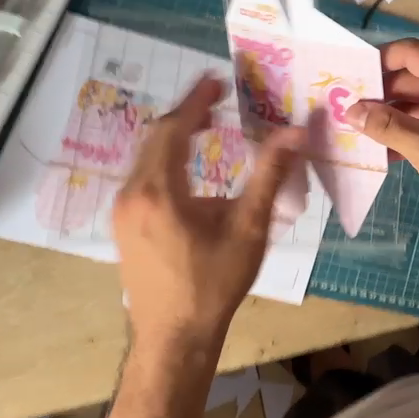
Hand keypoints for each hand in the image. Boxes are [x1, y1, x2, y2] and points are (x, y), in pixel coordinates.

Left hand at [113, 77, 302, 358]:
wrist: (174, 337)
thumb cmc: (213, 283)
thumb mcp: (248, 228)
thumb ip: (269, 176)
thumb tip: (295, 132)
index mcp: (158, 191)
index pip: (173, 129)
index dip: (197, 102)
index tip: (218, 81)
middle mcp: (132, 195)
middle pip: (155, 138)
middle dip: (186, 114)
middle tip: (218, 98)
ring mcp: (123, 212)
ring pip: (146, 157)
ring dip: (175, 135)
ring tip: (208, 123)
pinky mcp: (126, 226)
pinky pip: (143, 176)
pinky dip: (167, 157)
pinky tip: (191, 164)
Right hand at [344, 39, 418, 227]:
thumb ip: (387, 126)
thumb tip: (350, 109)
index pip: (409, 52)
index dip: (376, 62)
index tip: (347, 78)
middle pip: (413, 75)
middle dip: (381, 92)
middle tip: (344, 109)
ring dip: (393, 114)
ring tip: (357, 131)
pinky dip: (412, 127)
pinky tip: (385, 148)